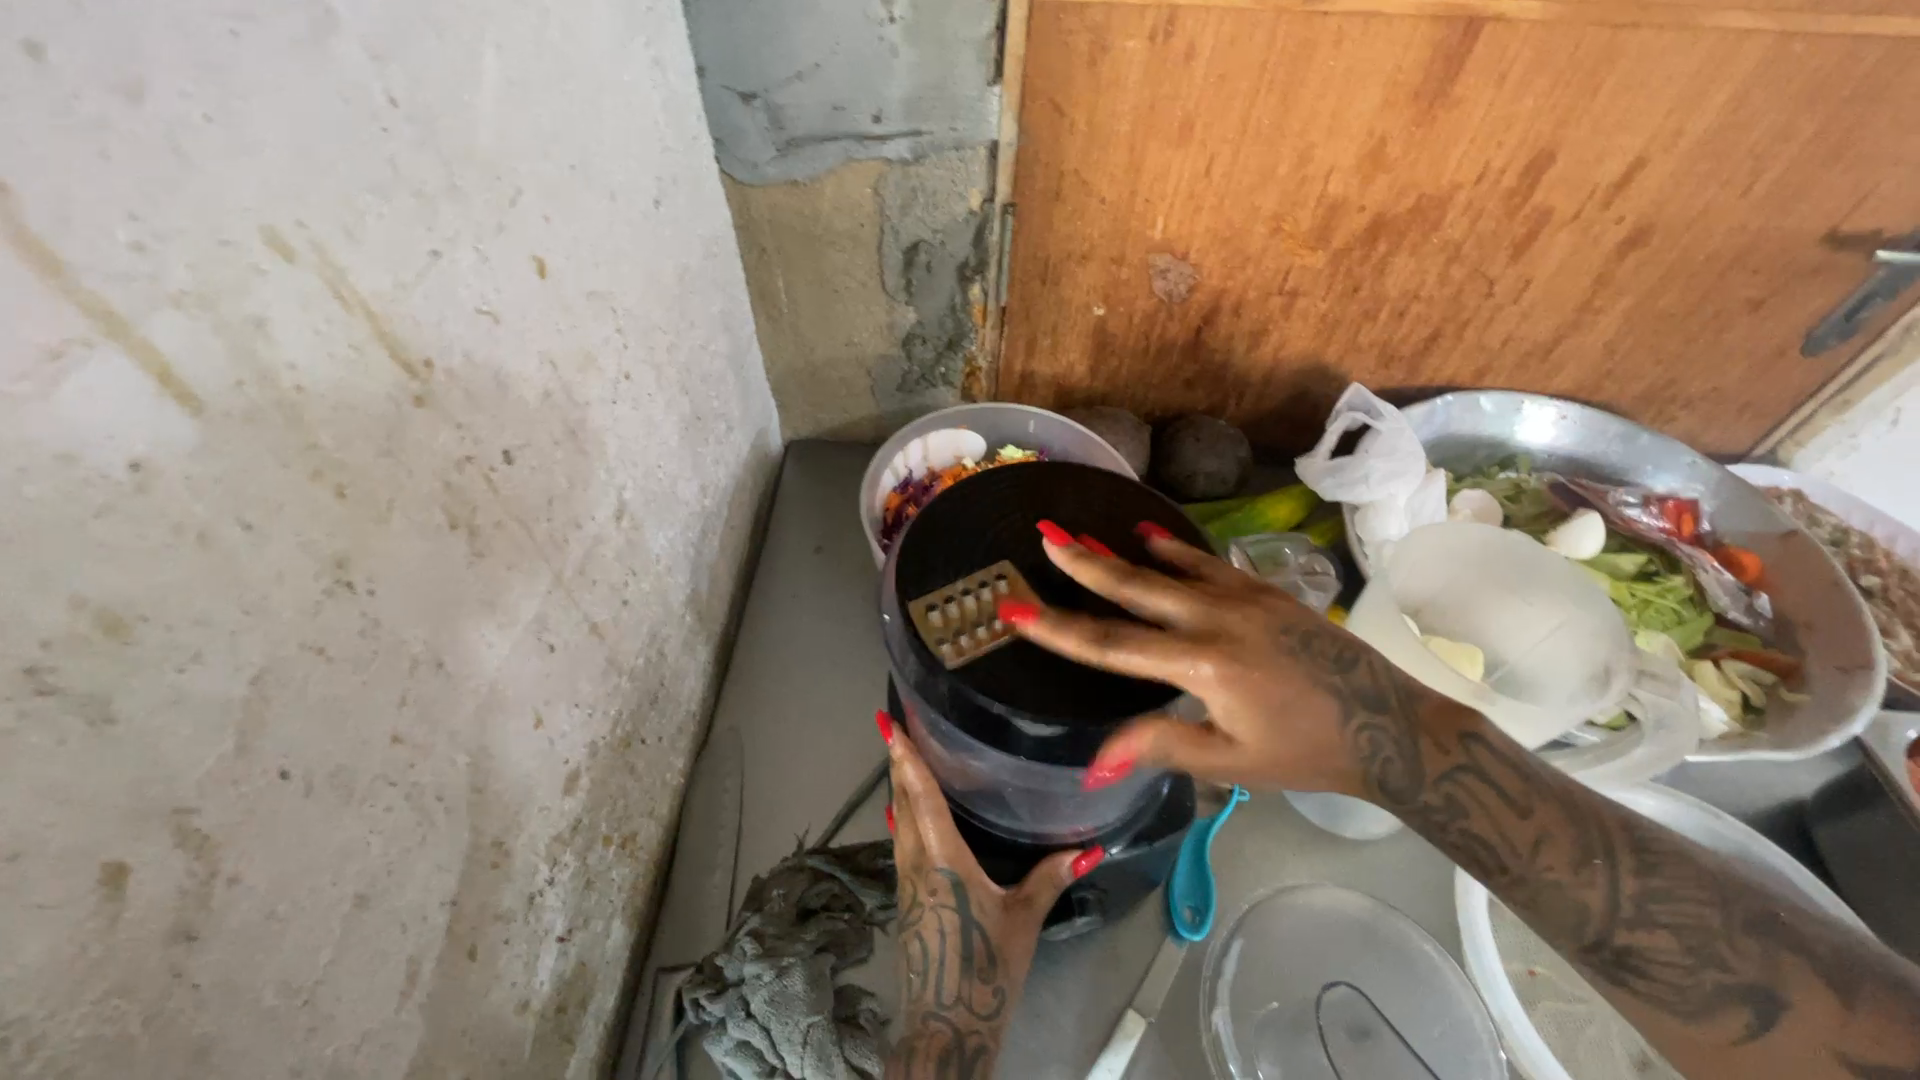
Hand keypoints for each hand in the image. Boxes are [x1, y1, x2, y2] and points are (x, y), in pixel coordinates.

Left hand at [878, 710, 1100, 1077]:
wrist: (946, 1025)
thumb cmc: (986, 968)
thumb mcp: (1024, 920)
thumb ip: (1051, 877)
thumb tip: (1091, 847)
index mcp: (942, 858)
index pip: (920, 795)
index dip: (905, 756)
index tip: (887, 722)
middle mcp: (916, 862)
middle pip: (902, 802)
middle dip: (898, 763)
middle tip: (896, 726)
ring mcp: (906, 882)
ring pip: (898, 822)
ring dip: (899, 788)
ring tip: (904, 758)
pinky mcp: (907, 898)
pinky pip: (901, 843)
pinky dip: (903, 816)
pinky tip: (906, 813)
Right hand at [1002, 521, 1447, 797]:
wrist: (1391, 726)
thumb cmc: (1306, 753)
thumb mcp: (1229, 762)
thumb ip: (1159, 746)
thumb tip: (1090, 763)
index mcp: (1201, 664)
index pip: (1112, 645)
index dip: (1057, 629)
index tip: (1014, 609)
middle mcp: (1215, 619)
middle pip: (1134, 588)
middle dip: (1082, 564)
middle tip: (1043, 536)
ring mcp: (1244, 598)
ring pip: (1167, 568)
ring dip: (1120, 550)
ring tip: (1082, 531)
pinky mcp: (1266, 591)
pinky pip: (1208, 563)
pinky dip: (1174, 549)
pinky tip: (1152, 535)